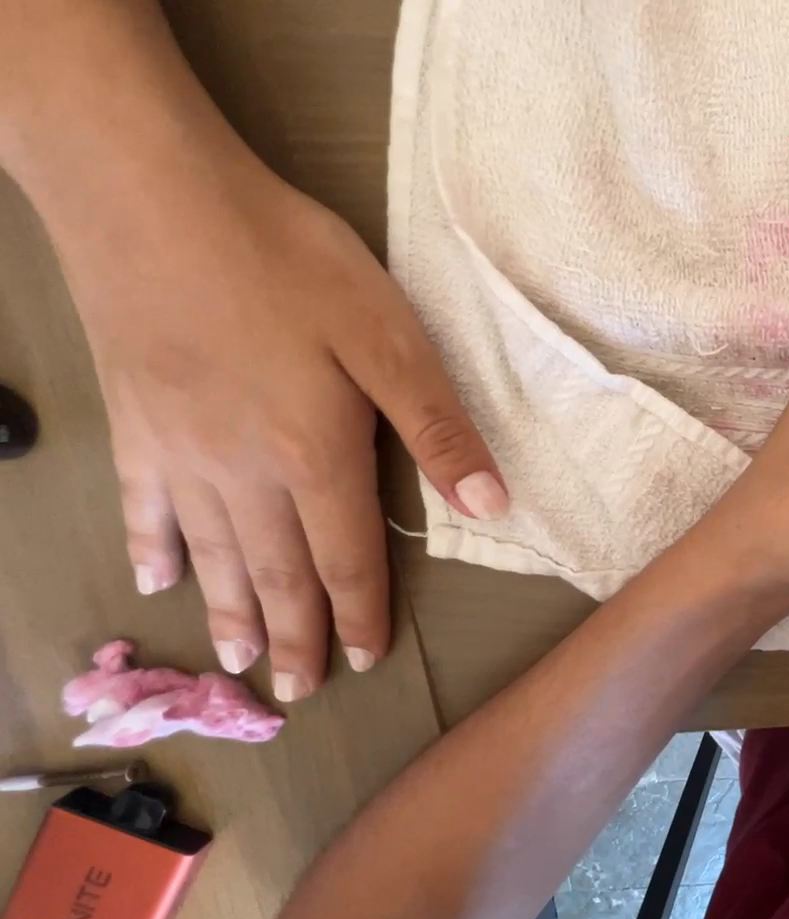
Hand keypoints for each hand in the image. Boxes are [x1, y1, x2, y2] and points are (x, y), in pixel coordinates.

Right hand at [60, 165, 505, 702]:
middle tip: (297, 692)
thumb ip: (440, 432)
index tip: (363, 661)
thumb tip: (491, 506)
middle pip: (279, 573)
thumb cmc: (291, 267)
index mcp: (316, 457)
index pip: (347, 560)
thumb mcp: (394, 346)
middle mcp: (242, 471)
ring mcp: (177, 449)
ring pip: (215, 555)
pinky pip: (144, 506)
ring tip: (237, 664)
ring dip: (232, 613)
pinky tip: (158, 581)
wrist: (152, 193)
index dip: (358, 614)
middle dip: (295, 635)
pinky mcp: (135, 419)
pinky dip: (156, 549)